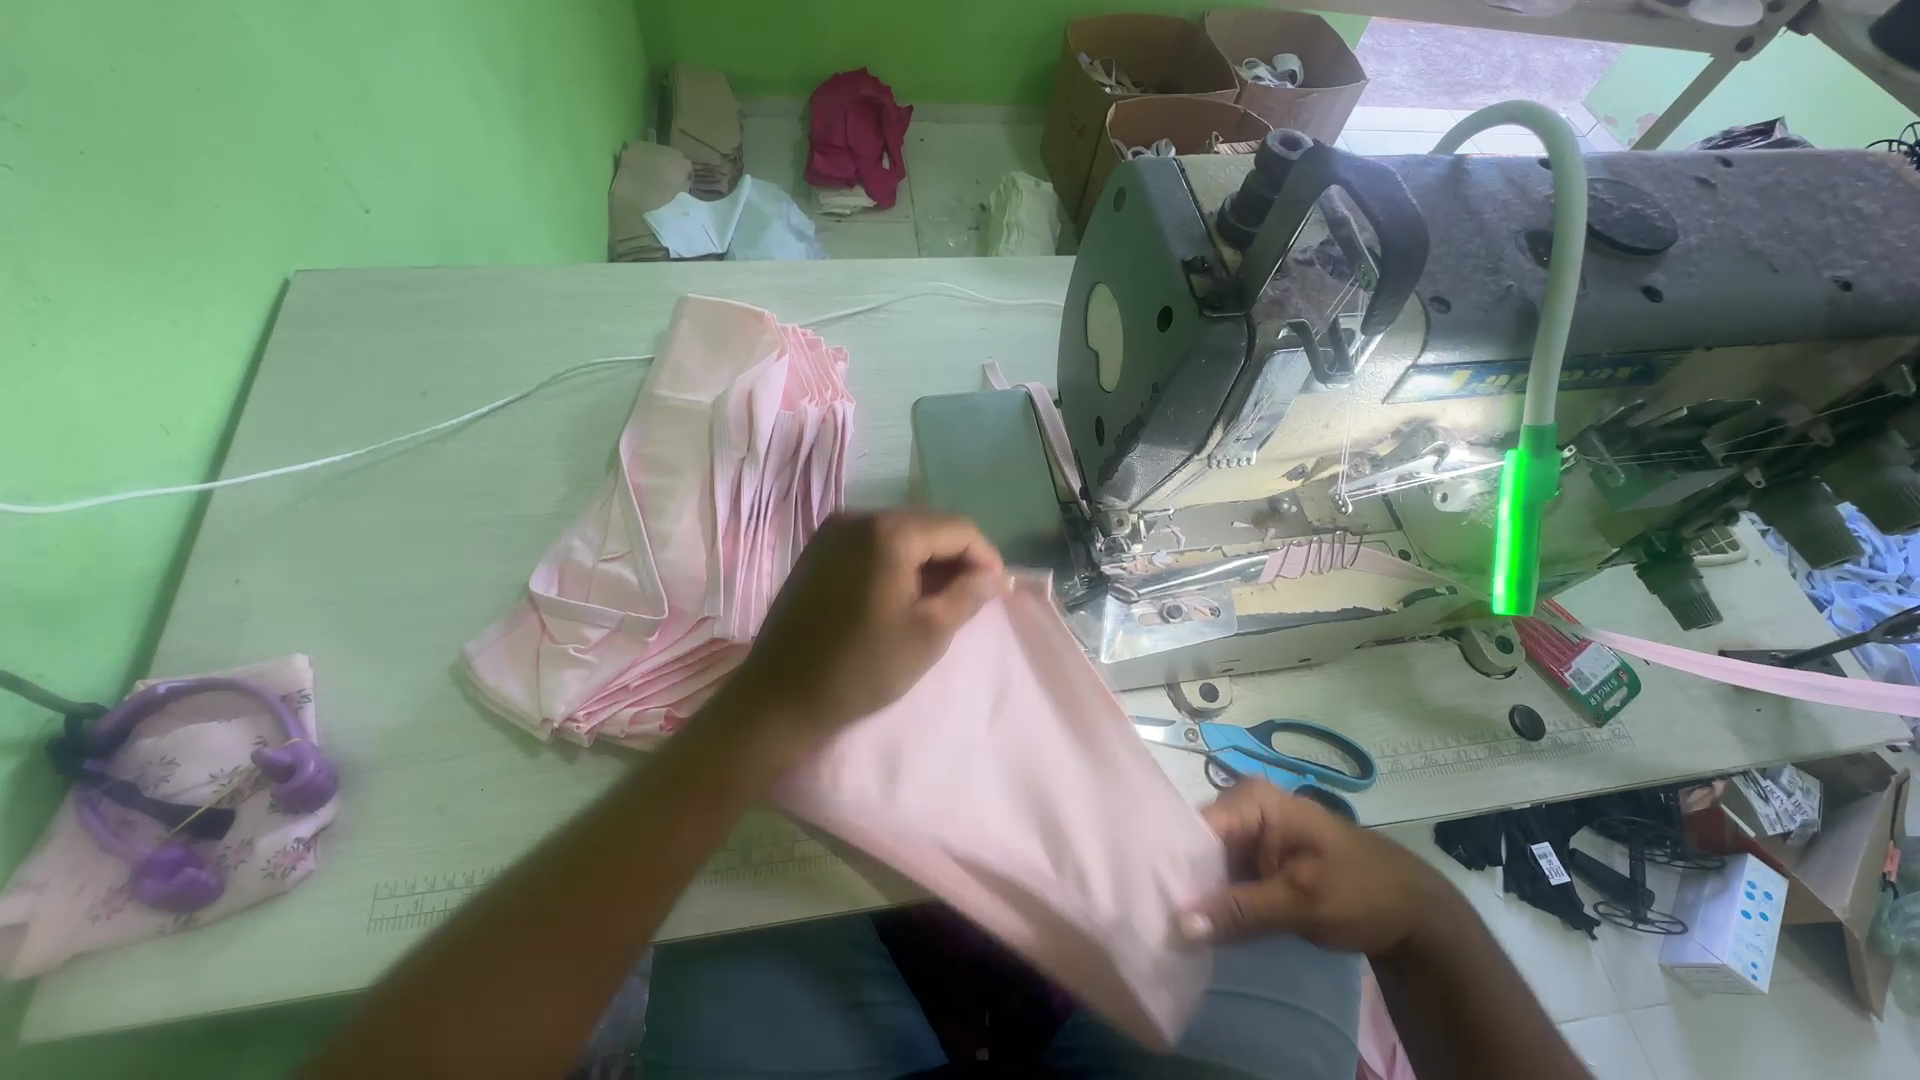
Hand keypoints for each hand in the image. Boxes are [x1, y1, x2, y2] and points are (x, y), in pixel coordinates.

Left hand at [716, 510, 1005, 753]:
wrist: (781, 697)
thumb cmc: (861, 668)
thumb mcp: (928, 635)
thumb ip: (967, 596)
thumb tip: (992, 576)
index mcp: (888, 532)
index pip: (956, 527)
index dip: (985, 555)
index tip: (997, 590)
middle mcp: (857, 518)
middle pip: (926, 525)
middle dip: (955, 556)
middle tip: (972, 596)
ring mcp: (831, 533)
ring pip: (898, 534)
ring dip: (926, 560)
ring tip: (940, 600)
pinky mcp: (816, 553)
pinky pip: (870, 545)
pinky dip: (895, 563)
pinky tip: (902, 595)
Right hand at [1180, 779, 1462, 956]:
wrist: (1414, 913)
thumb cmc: (1363, 892)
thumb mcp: (1301, 902)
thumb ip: (1240, 911)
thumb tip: (1180, 926)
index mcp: (1255, 800)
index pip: (1196, 827)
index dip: (1174, 864)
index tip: (1154, 902)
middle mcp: (1246, 807)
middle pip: (1197, 843)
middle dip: (1183, 881)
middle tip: (1161, 920)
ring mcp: (1252, 833)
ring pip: (1208, 863)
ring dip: (1198, 895)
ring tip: (1174, 927)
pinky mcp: (1258, 859)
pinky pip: (1225, 876)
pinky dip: (1217, 901)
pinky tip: (1201, 925)